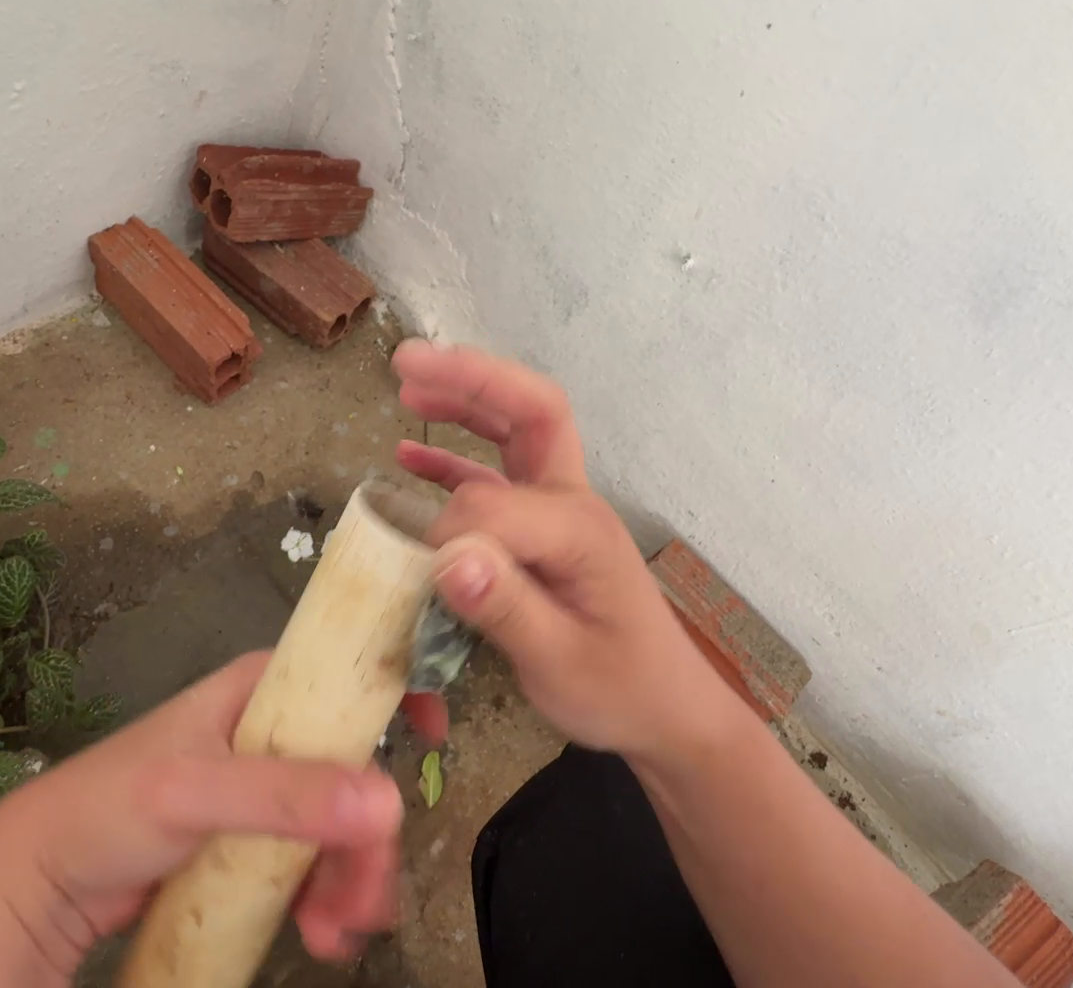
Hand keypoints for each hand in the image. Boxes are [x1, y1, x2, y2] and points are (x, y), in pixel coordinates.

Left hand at [0, 653, 402, 987]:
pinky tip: (322, 933)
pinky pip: (309, 856)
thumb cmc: (113, 804)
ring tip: (340, 933)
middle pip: (351, 766)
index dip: (396, 689)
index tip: (435, 732)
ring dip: (350, 876)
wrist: (43, 874)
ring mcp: (263, 788)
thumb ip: (286, 794)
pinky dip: (324, 893)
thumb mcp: (195, 792)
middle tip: (373, 895)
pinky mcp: (252, 836)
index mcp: (262, 691)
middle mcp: (270, 731)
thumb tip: (387, 798)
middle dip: (368, 833)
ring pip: (335, 818)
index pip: (345, 670)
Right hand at [391, 340, 735, 757]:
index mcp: (577, 529)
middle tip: (406, 362)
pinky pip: (497, 478)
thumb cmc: (619, 689)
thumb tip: (448, 556)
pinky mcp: (544, 532)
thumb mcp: (560, 663)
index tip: (419, 570)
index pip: (493, 501)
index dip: (446, 528)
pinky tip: (412, 459)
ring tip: (408, 387)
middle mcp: (571, 504)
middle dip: (472, 379)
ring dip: (465, 402)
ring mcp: (559, 513)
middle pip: (531, 412)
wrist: (665, 710)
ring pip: (516, 433)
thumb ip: (507, 609)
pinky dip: (454, 461)